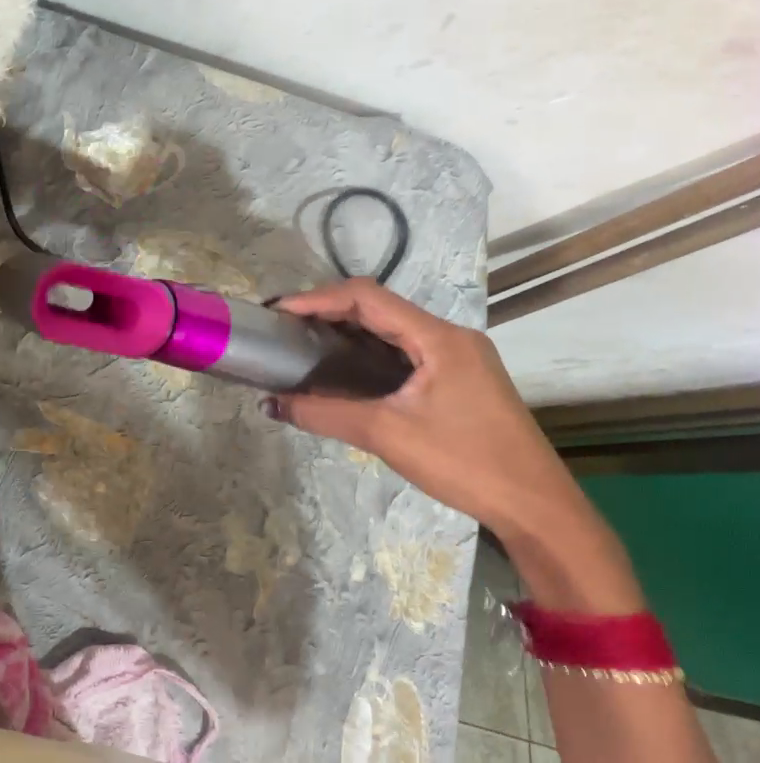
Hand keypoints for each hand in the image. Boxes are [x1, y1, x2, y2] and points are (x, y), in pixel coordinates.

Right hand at [268, 278, 588, 541]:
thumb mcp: (385, 434)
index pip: (367, 297)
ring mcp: (458, 358)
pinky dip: (364, 351)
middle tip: (282, 326)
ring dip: (344, 330)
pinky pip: (401, 350)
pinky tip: (339, 368)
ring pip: (390, 328)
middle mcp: (451, 338)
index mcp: (440, 339)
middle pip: (377, 307)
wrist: (538, 510)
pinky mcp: (458, 379)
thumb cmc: (465, 462)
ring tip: (300, 342)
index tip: (276, 313)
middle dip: (325, 311)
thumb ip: (323, 413)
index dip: (316, 298)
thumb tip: (270, 404)